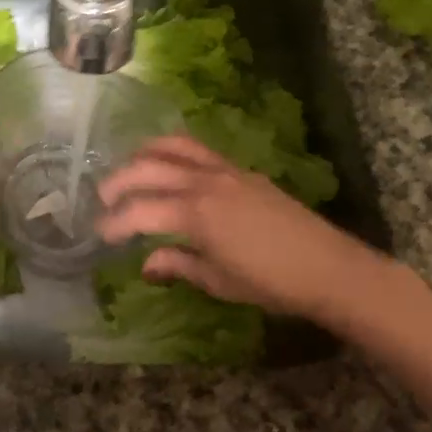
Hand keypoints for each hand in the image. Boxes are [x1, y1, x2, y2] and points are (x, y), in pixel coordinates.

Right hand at [96, 135, 389, 320]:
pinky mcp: (240, 170)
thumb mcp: (219, 282)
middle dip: (119, 181)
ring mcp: (223, 171)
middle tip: (104, 198)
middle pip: (147, 169)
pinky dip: (174, 150)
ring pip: (172, 147)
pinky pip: (198, 149)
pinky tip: (170, 163)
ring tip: (130, 166)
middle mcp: (204, 183)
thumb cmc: (273, 285)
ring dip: (144, 154)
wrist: (330, 269)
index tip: (101, 234)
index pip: (140, 212)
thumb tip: (146, 263)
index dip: (116, 223)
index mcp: (195, 215)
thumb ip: (178, 264)